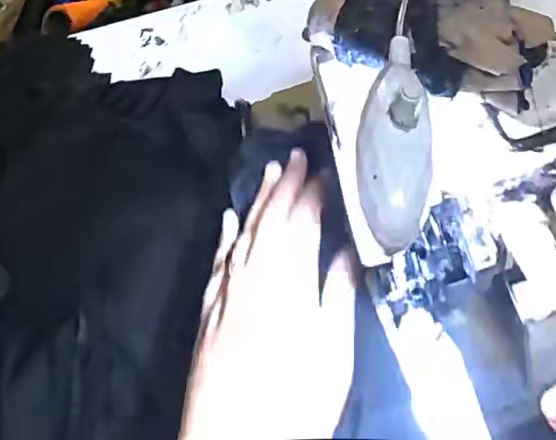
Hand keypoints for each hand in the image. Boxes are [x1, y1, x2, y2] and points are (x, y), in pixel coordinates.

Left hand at [179, 149, 357, 439]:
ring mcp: (227, 295)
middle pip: (271, 220)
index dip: (314, 193)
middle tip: (296, 154)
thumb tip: (348, 249)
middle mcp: (255, 278)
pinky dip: (224, 239)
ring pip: (243, 235)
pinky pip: (217, 264)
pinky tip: (227, 221)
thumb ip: (337, 293)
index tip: (326, 170)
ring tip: (270, 173)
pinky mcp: (207, 315)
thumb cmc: (296, 401)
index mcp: (289, 281)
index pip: (302, 222)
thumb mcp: (332, 349)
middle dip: (285, 185)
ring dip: (257, 201)